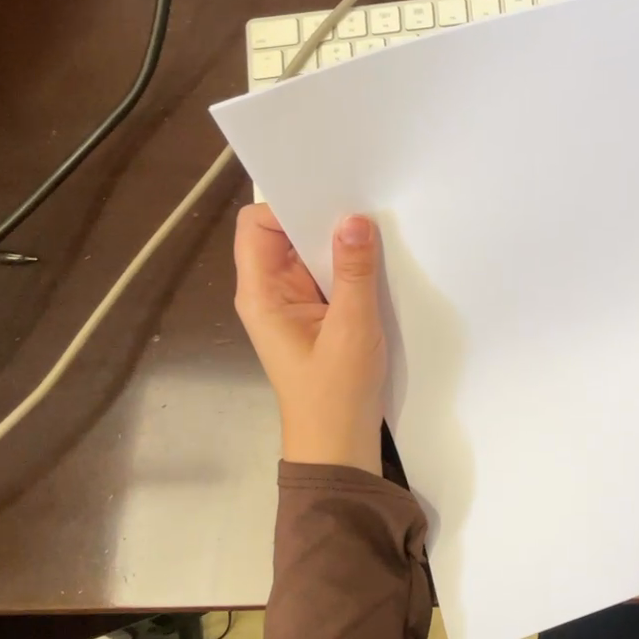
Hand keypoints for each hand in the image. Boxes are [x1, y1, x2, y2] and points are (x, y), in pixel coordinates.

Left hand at [233, 204, 386, 474]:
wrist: (338, 442)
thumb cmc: (336, 390)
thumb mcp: (352, 328)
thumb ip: (355, 272)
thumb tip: (355, 219)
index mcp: (262, 293)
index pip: (258, 226)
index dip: (289, 205)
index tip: (333, 196)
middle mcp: (272, 292)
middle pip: (285, 234)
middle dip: (322, 217)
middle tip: (365, 204)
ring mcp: (296, 304)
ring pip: (311, 254)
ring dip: (340, 242)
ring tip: (378, 229)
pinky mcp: (320, 314)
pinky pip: (330, 275)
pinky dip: (351, 264)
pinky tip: (380, 261)